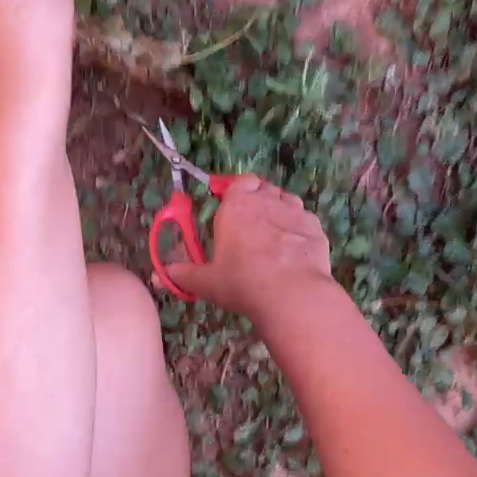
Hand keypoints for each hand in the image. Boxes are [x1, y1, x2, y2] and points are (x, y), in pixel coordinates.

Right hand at [165, 176, 334, 319]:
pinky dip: (298, 230)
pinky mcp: (316, 229)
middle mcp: (268, 201)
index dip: (236, 189)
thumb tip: (160, 277)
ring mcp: (296, 213)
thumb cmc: (241, 282)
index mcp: (237, 206)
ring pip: (287, 201)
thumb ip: (183, 275)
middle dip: (257, 199)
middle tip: (248, 225)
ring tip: (271, 236)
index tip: (230, 205)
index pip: (240, 181)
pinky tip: (292, 251)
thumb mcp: (206, 282)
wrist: (292, 295)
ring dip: (279, 211)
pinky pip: (305, 222)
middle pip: (264, 188)